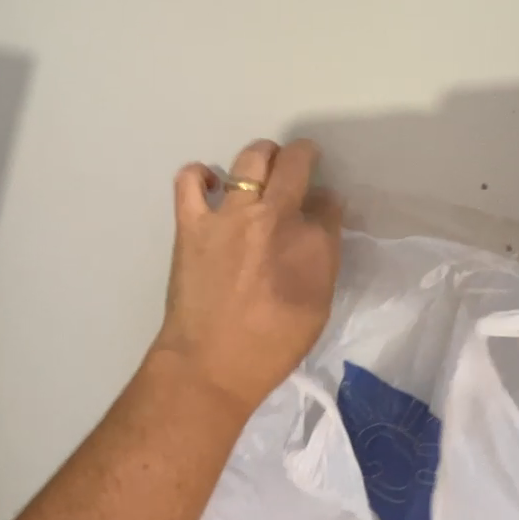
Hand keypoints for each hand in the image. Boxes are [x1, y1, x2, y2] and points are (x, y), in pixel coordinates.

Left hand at [151, 139, 344, 413]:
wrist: (210, 363)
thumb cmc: (270, 346)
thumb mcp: (318, 306)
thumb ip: (321, 259)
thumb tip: (316, 226)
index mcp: (313, 243)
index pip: (328, 202)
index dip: (326, 202)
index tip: (320, 208)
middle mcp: (274, 217)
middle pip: (295, 164)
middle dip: (303, 156)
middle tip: (299, 161)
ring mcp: (230, 215)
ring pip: (251, 159)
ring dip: (262, 156)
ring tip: (263, 164)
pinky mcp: (191, 221)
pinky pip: (189, 179)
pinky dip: (198, 174)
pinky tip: (207, 183)